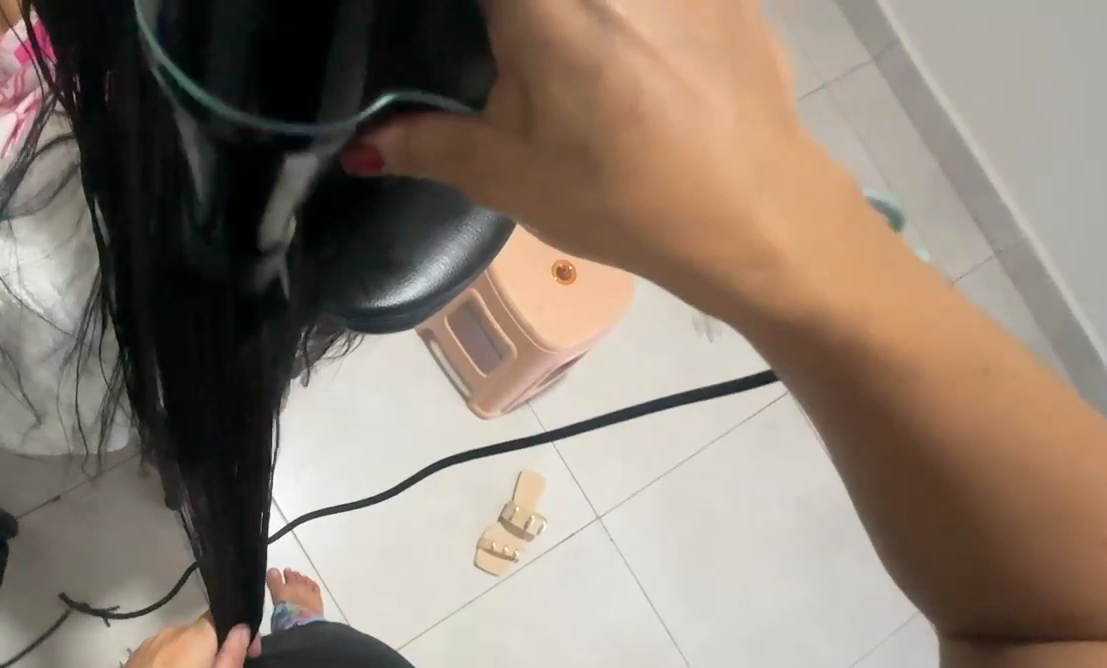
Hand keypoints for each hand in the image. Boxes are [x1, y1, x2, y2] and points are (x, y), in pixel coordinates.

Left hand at [62, 617, 253, 667]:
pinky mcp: (136, 657)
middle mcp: (170, 632)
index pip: (224, 616)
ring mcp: (149, 643)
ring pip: (186, 643)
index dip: (239, 635)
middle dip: (218, 652)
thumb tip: (243, 630)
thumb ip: (230, 663)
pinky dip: (177, 666)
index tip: (248, 659)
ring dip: (196, 660)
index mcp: (193, 640)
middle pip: (205, 631)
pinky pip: (168, 652)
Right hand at [354, 0, 875, 320]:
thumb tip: (361, 148)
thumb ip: (424, 146)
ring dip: (563, 27)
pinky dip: (622, 19)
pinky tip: (630, 60)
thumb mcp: (506, 177)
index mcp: (542, 2)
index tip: (469, 47)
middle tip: (511, 61)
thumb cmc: (613, 197)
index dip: (461, 20)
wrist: (745, 208)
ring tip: (576, 82)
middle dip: (513, 26)